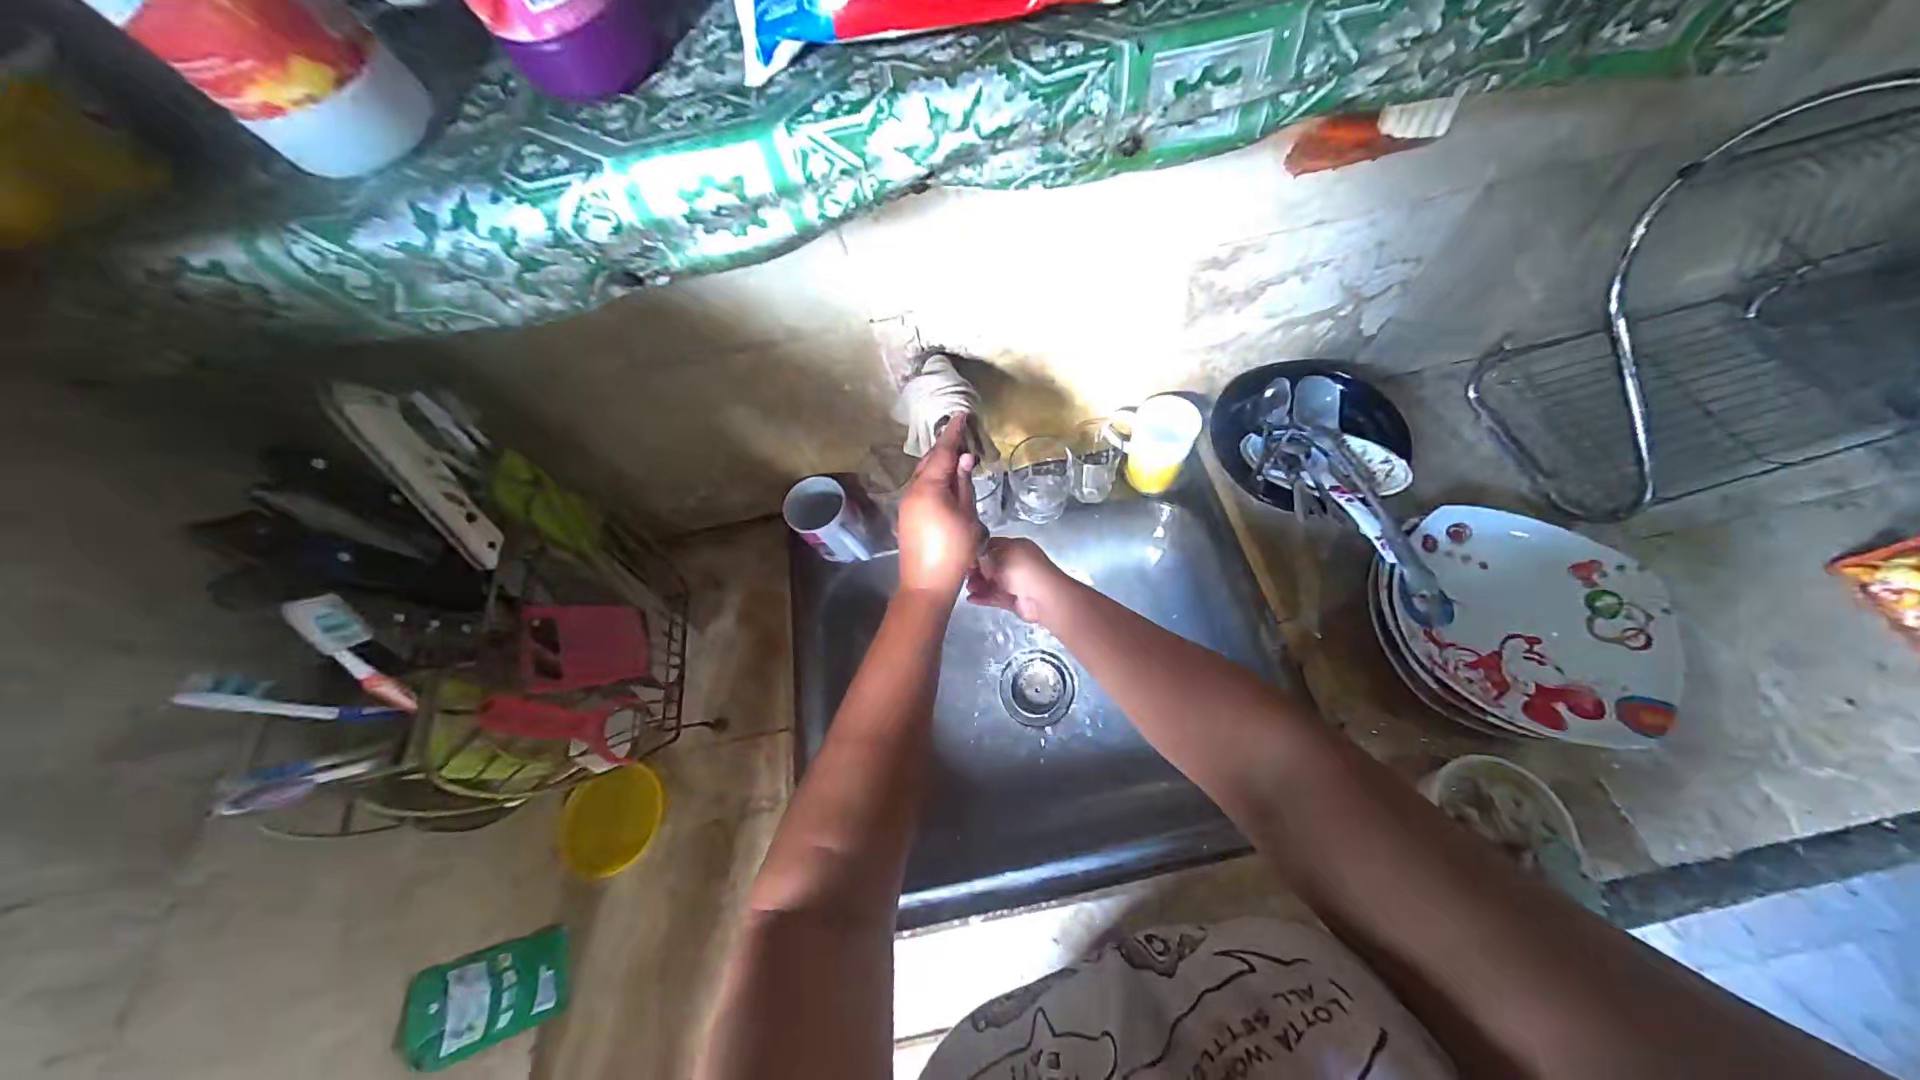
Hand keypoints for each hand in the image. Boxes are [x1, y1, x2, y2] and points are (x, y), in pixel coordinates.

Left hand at [896, 413, 983, 595]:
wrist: (926, 585)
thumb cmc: (953, 551)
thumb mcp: (967, 516)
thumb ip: (964, 485)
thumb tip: (964, 459)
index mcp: (928, 487)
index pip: (943, 452)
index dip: (953, 433)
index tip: (961, 415)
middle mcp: (912, 490)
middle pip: (930, 461)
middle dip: (945, 446)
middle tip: (961, 433)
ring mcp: (906, 504)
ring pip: (923, 475)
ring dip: (939, 463)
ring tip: (956, 455)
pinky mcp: (907, 516)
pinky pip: (921, 488)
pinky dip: (934, 479)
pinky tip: (946, 482)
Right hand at [965, 537, 1074, 623]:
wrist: (1043, 597)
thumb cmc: (1021, 570)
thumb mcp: (999, 557)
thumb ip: (984, 557)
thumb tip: (975, 560)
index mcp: (1016, 547)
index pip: (993, 545)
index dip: (978, 551)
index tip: (965, 558)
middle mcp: (1015, 563)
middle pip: (990, 566)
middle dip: (977, 571)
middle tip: (965, 576)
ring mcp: (1015, 582)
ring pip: (992, 582)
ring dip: (979, 585)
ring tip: (968, 589)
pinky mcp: (1013, 599)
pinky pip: (995, 596)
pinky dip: (984, 597)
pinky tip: (971, 599)